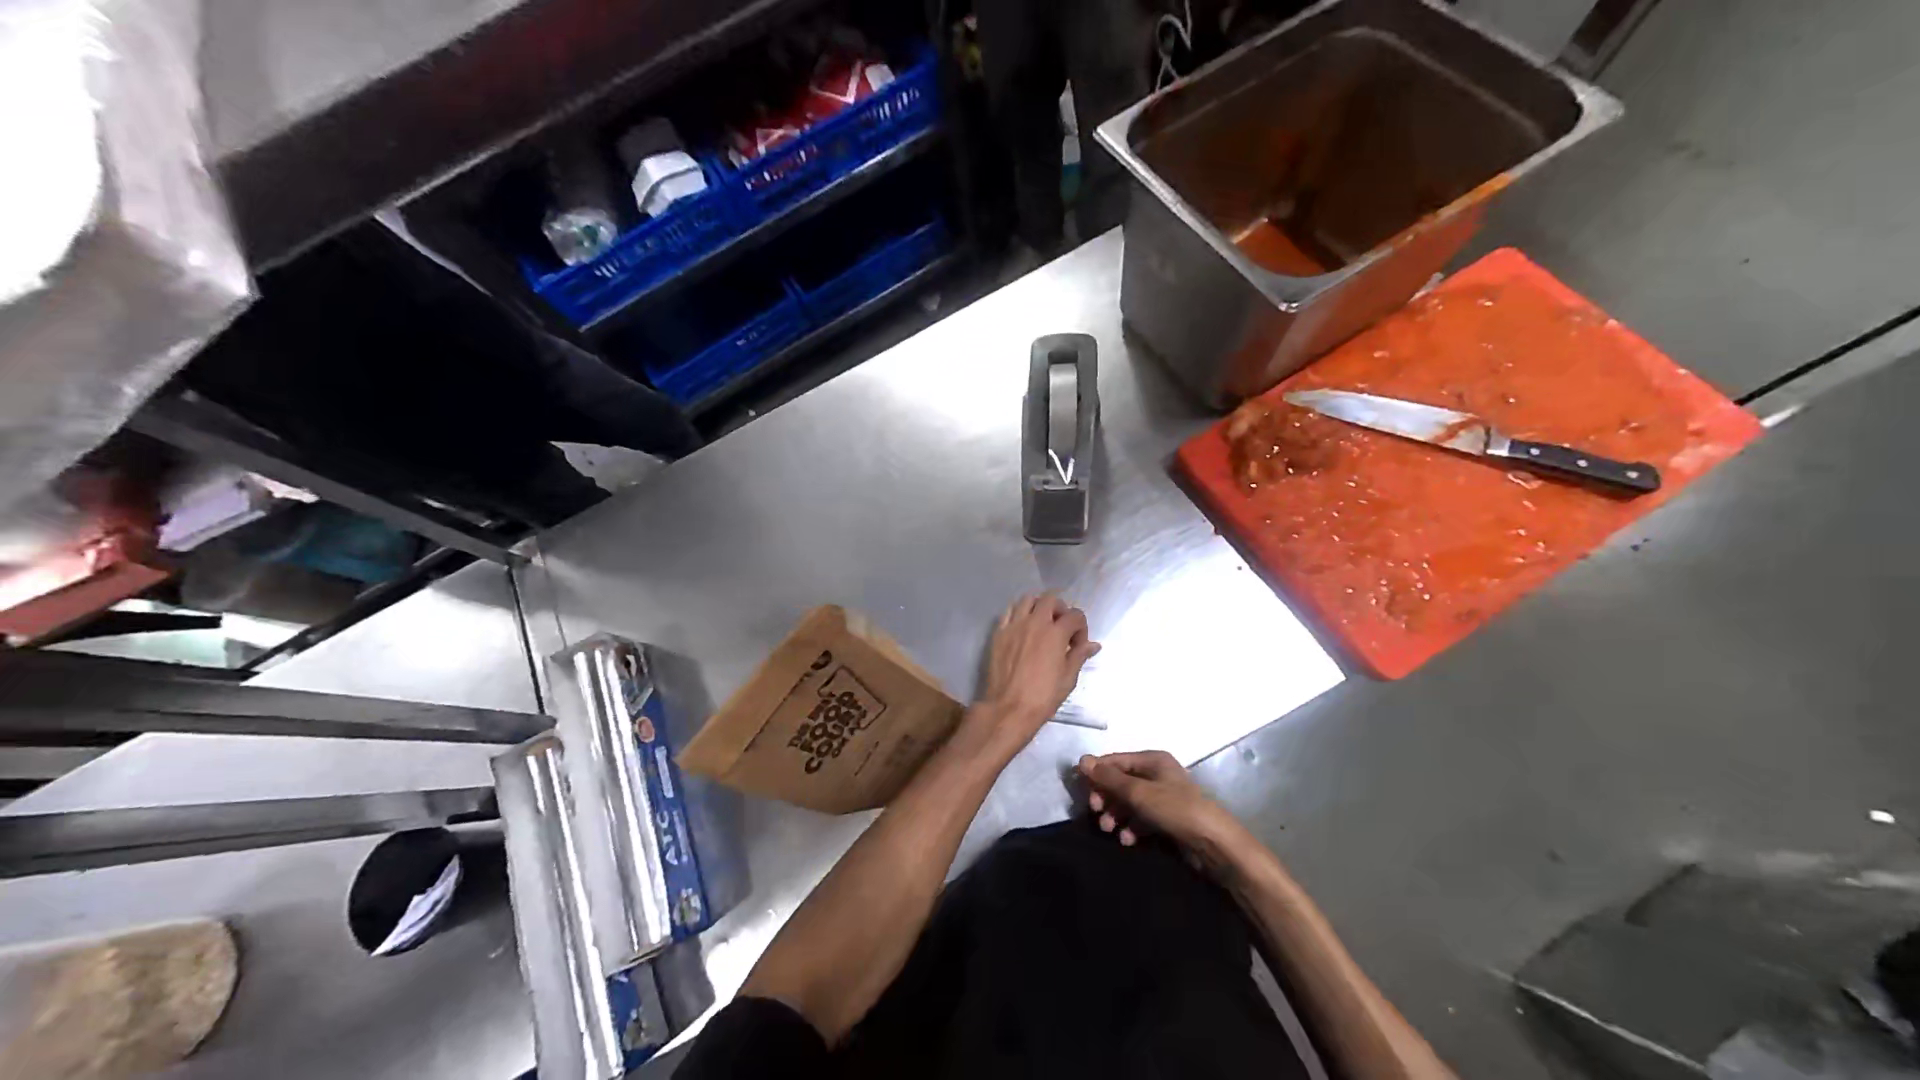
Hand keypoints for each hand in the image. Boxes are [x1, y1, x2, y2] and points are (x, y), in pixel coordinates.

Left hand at [974, 592, 1099, 743]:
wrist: (1009, 708)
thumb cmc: (1042, 697)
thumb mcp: (1068, 679)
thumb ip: (1079, 656)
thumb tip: (1094, 645)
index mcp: (1056, 634)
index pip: (1075, 616)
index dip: (1081, 628)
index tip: (1078, 645)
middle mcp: (1035, 623)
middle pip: (1051, 599)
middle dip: (1061, 609)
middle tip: (1062, 627)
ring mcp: (1014, 626)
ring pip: (1028, 599)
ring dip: (1039, 606)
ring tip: (1042, 622)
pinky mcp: (999, 633)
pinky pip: (1008, 612)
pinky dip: (1018, 612)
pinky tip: (1022, 626)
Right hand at [1077, 751, 1257, 878]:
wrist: (1214, 843)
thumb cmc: (1175, 809)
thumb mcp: (1137, 792)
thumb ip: (1108, 777)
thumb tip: (1082, 760)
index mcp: (1152, 760)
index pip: (1114, 761)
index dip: (1096, 774)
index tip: (1082, 792)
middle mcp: (1157, 774)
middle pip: (1121, 782)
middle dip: (1106, 797)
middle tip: (1096, 813)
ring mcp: (1163, 797)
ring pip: (1130, 802)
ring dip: (1116, 814)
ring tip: (1109, 830)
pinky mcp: (1168, 818)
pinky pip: (1142, 818)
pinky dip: (1132, 827)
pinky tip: (1128, 839)